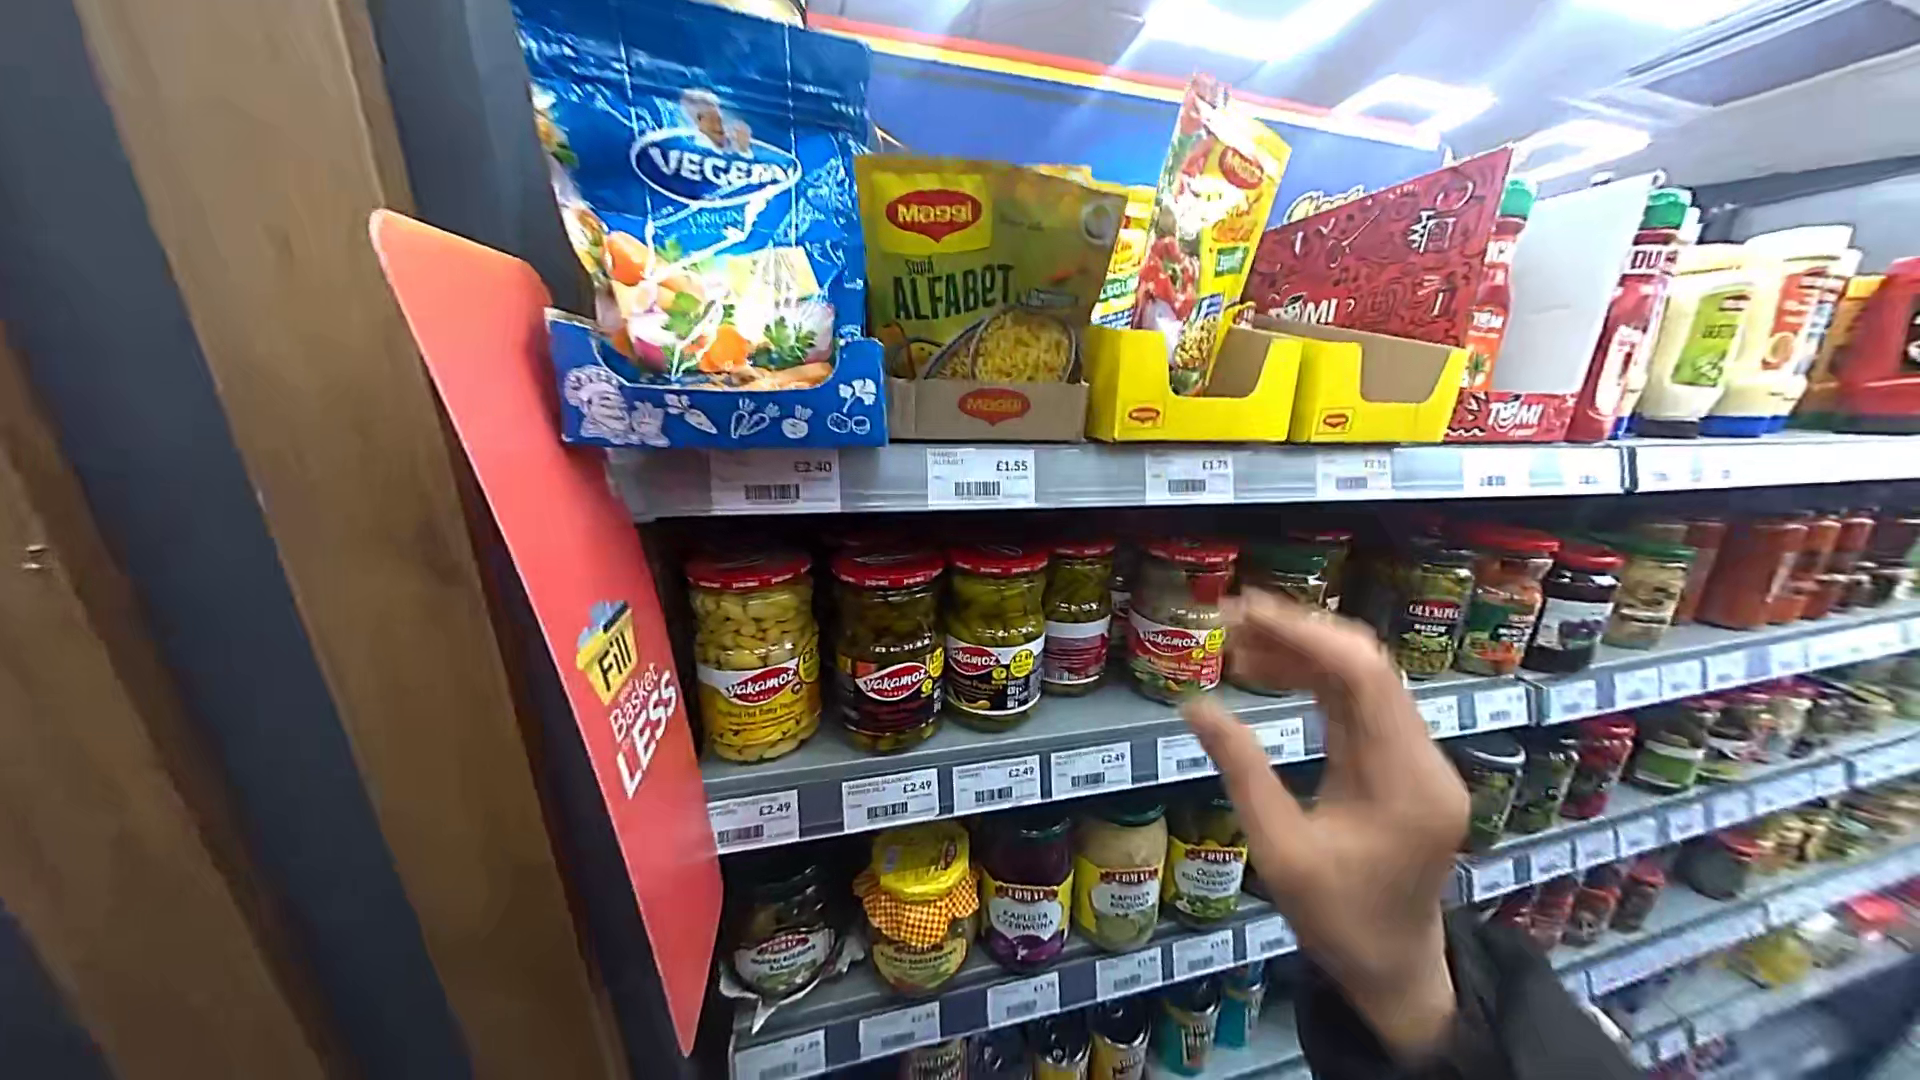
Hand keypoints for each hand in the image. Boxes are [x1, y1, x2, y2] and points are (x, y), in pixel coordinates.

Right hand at [1184, 590, 1469, 1059]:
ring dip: (1299, 648)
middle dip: (1297, 631)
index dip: (1304, 633)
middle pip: (1366, 664)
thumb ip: (1241, 770)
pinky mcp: (1398, 758)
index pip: (1364, 677)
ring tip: (1236, 641)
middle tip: (1230, 618)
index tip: (1244, 613)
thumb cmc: (1336, 917)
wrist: (1394, 965)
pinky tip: (1265, 670)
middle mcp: (1422, 756)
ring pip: (1360, 674)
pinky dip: (1309, 675)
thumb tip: (1193, 705)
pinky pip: (1355, 698)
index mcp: (1404, 780)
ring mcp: (1415, 755)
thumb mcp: (1277, 848)